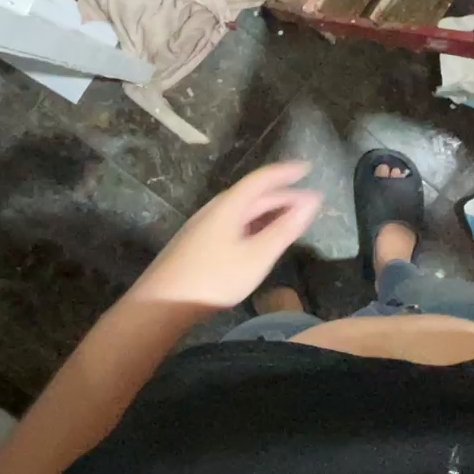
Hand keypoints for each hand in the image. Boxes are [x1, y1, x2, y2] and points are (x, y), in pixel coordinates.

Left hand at [132, 162, 322, 310]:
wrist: (162, 304)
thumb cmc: (214, 278)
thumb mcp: (257, 256)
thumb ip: (285, 228)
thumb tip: (311, 202)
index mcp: (230, 206)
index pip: (262, 179)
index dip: (286, 172)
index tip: (307, 169)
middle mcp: (215, 209)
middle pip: (252, 195)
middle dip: (282, 196)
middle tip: (308, 204)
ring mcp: (204, 226)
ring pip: (242, 210)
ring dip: (269, 211)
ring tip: (290, 220)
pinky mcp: (198, 242)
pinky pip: (234, 222)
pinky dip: (255, 224)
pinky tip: (260, 239)